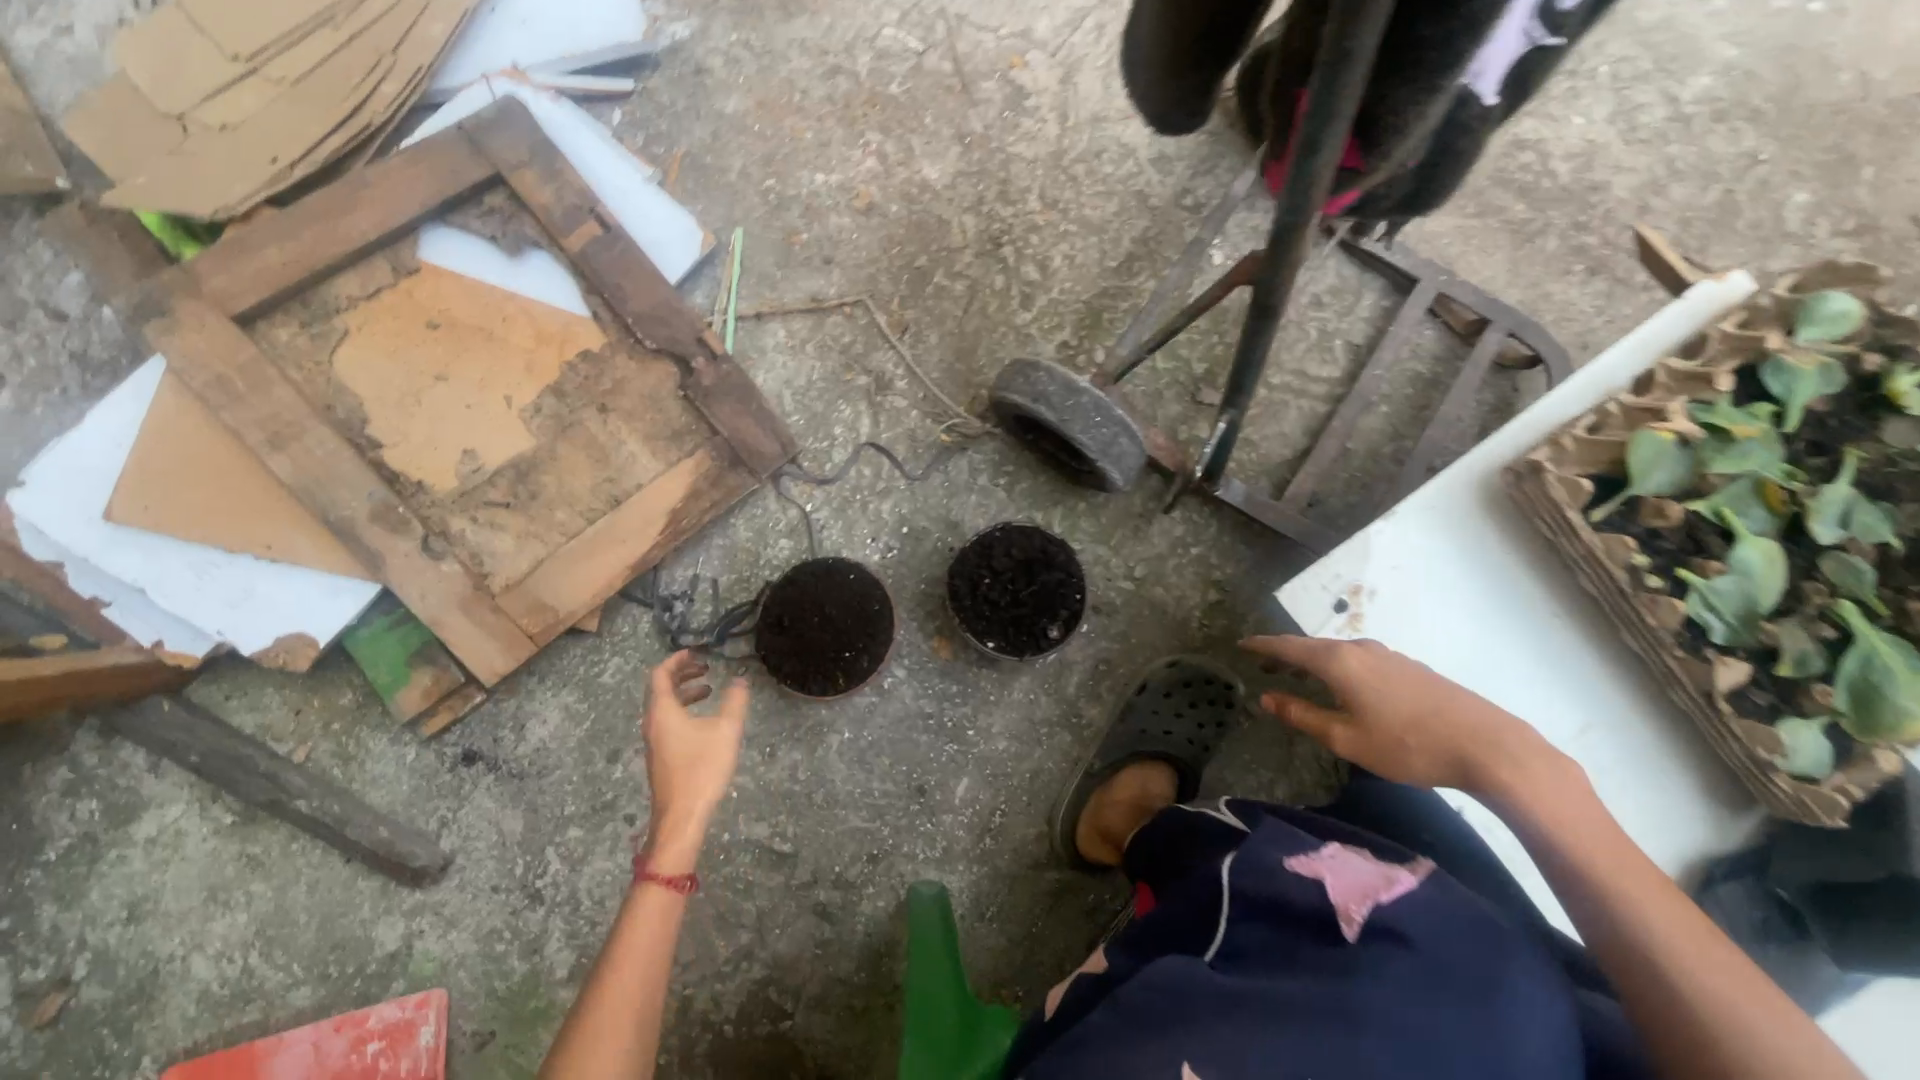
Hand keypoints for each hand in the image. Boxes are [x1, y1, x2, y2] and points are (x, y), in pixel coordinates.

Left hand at [641, 651, 748, 858]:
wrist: (681, 815)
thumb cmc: (702, 769)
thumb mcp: (726, 731)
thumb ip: (735, 701)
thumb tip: (741, 679)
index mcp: (662, 710)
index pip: (661, 674)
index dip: (677, 660)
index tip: (696, 652)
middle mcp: (653, 722)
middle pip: (660, 688)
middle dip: (682, 674)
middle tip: (705, 667)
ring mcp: (654, 740)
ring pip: (663, 706)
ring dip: (683, 692)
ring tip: (708, 690)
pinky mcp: (660, 755)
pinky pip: (667, 720)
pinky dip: (682, 709)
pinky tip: (704, 721)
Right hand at [1241, 635, 1568, 797]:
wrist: (1487, 745)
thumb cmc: (1406, 745)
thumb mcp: (1345, 738)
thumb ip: (1302, 715)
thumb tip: (1267, 697)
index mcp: (1339, 663)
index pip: (1288, 648)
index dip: (1262, 646)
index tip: (1241, 644)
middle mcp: (1361, 650)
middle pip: (1313, 647)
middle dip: (1286, 654)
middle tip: (1263, 664)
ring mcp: (1389, 657)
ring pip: (1339, 653)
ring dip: (1314, 661)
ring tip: (1298, 675)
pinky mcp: (1410, 669)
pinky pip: (1360, 661)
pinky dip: (1339, 667)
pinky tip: (1344, 686)